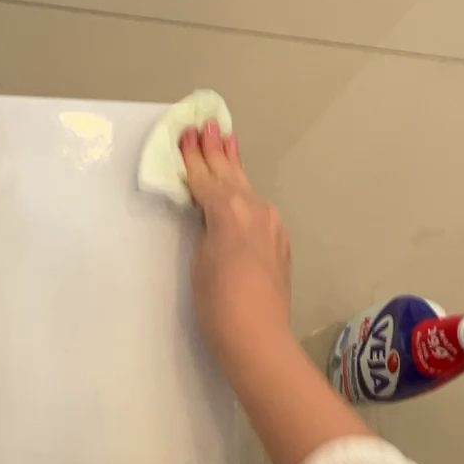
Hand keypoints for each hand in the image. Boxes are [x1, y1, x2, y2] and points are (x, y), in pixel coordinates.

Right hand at [180, 120, 292, 366]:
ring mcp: (271, 225)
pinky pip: (258, 208)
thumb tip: (212, 218)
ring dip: (233, 165)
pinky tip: (243, 188)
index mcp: (228, 212)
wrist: (258, 338)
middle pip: (229, 176)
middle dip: (216, 151)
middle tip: (206, 124)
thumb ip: (206, 232)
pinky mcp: (278, 243)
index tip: (185, 135)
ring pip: (246, 188)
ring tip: (227, 139)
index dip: (192, 159)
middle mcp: (254, 210)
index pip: (205, 180)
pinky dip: (245, 192)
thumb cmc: (218, 306)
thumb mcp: (200, 263)